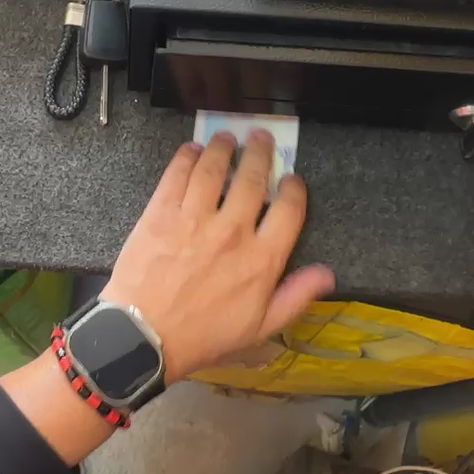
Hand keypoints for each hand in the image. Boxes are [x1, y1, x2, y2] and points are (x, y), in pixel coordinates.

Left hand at [101, 132, 335, 382]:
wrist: (145, 336)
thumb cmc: (204, 336)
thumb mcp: (259, 327)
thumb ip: (295, 297)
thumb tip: (328, 274)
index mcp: (261, 259)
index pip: (288, 209)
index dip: (294, 188)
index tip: (291, 179)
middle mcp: (232, 231)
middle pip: (252, 178)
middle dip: (260, 153)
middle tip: (260, 138)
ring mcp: (195, 218)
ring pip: (214, 168)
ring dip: (223, 147)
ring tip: (226, 137)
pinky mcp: (161, 213)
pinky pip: (177, 175)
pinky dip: (187, 157)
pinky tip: (191, 150)